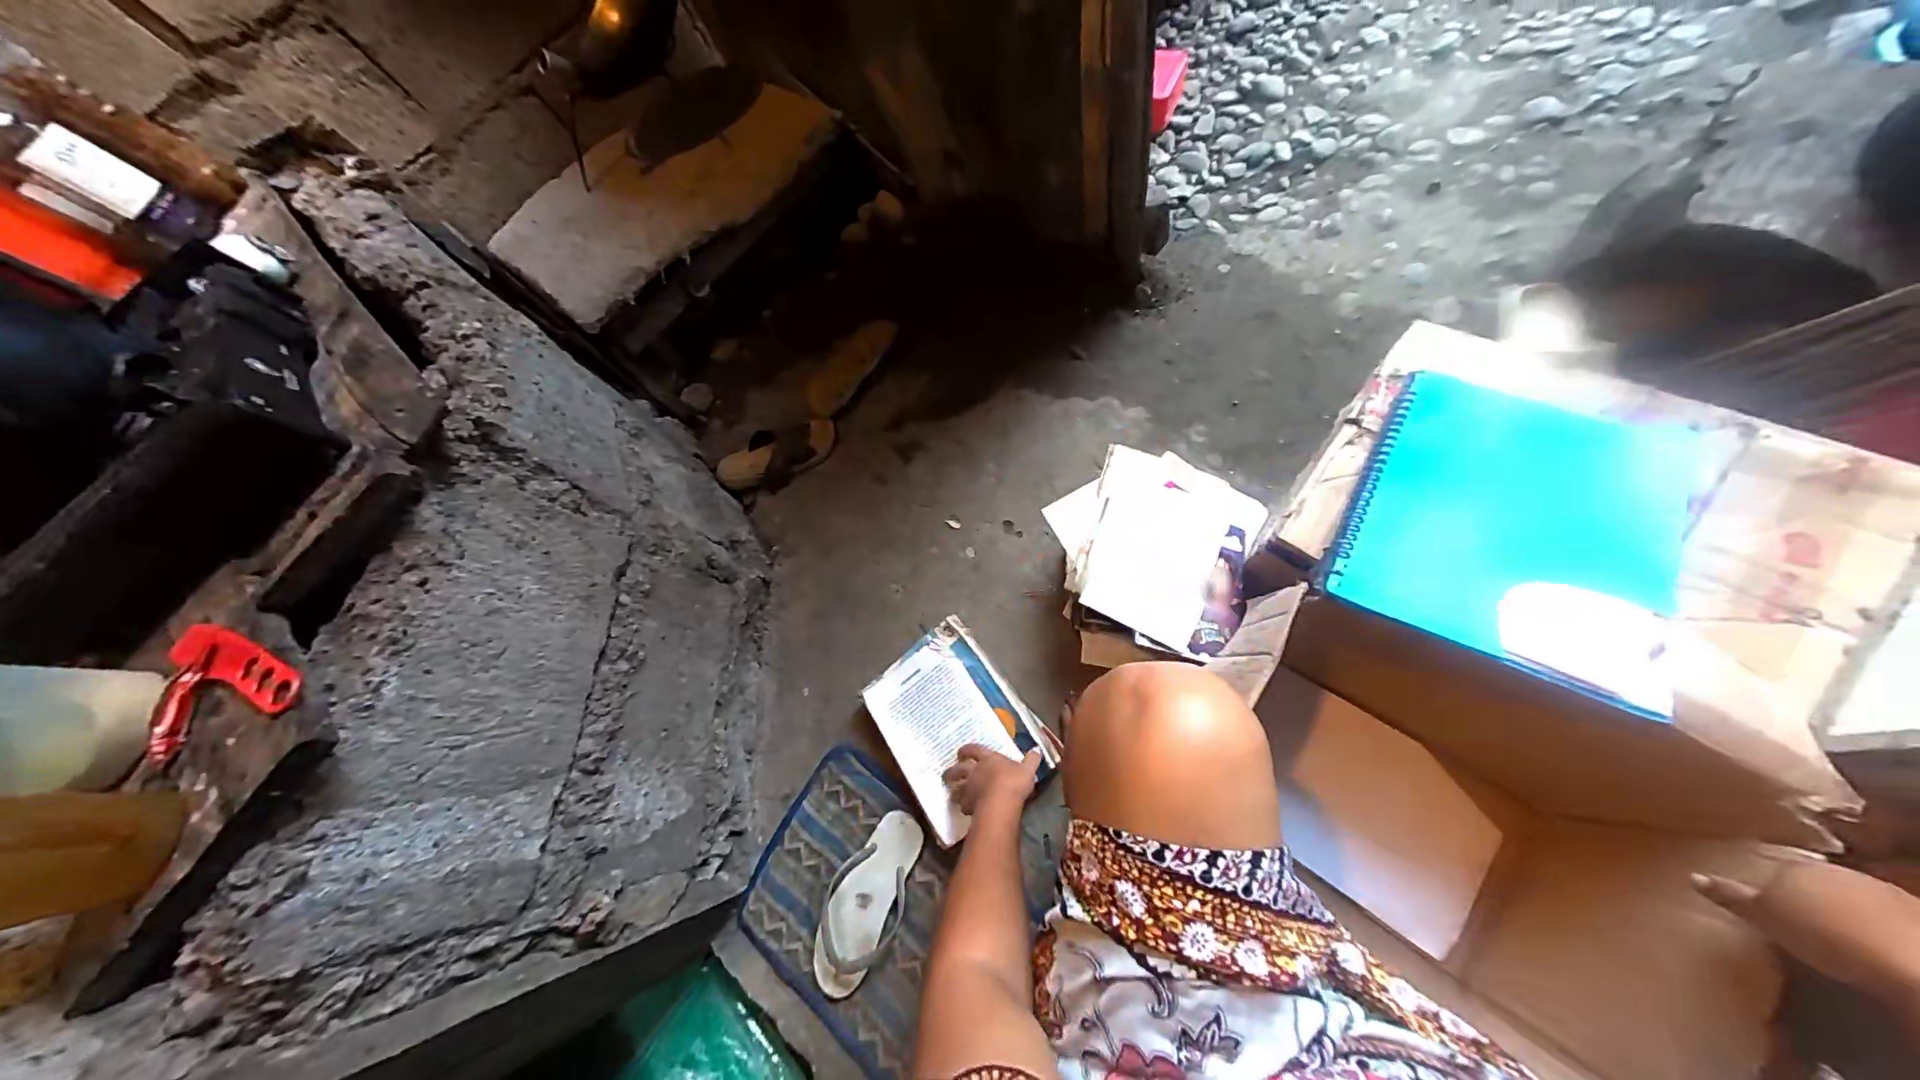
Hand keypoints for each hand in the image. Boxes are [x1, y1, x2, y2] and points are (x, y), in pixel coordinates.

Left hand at [942, 744, 1040, 815]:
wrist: (1001, 803)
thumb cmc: (1014, 782)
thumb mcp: (1027, 769)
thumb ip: (1031, 760)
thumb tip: (1036, 750)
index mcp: (987, 759)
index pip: (973, 749)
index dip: (966, 750)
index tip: (961, 752)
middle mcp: (974, 771)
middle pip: (958, 769)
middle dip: (952, 771)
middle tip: (949, 773)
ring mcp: (969, 788)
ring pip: (956, 787)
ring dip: (954, 790)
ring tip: (953, 793)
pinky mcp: (968, 804)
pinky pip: (962, 804)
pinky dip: (963, 806)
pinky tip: (965, 809)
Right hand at [1695, 862, 1919, 1018]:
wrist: (1904, 961)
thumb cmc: (1821, 934)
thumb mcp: (1763, 917)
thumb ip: (1730, 896)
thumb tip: (1693, 877)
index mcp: (1795, 866)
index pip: (1775, 869)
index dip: (1770, 886)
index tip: (1767, 905)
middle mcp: (1835, 870)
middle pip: (1815, 881)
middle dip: (1809, 897)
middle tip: (1800, 921)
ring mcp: (1882, 891)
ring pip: (1852, 897)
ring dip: (1845, 912)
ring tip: (1838, 938)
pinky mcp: (1914, 915)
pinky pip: (1885, 917)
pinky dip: (1877, 927)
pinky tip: (1873, 947)